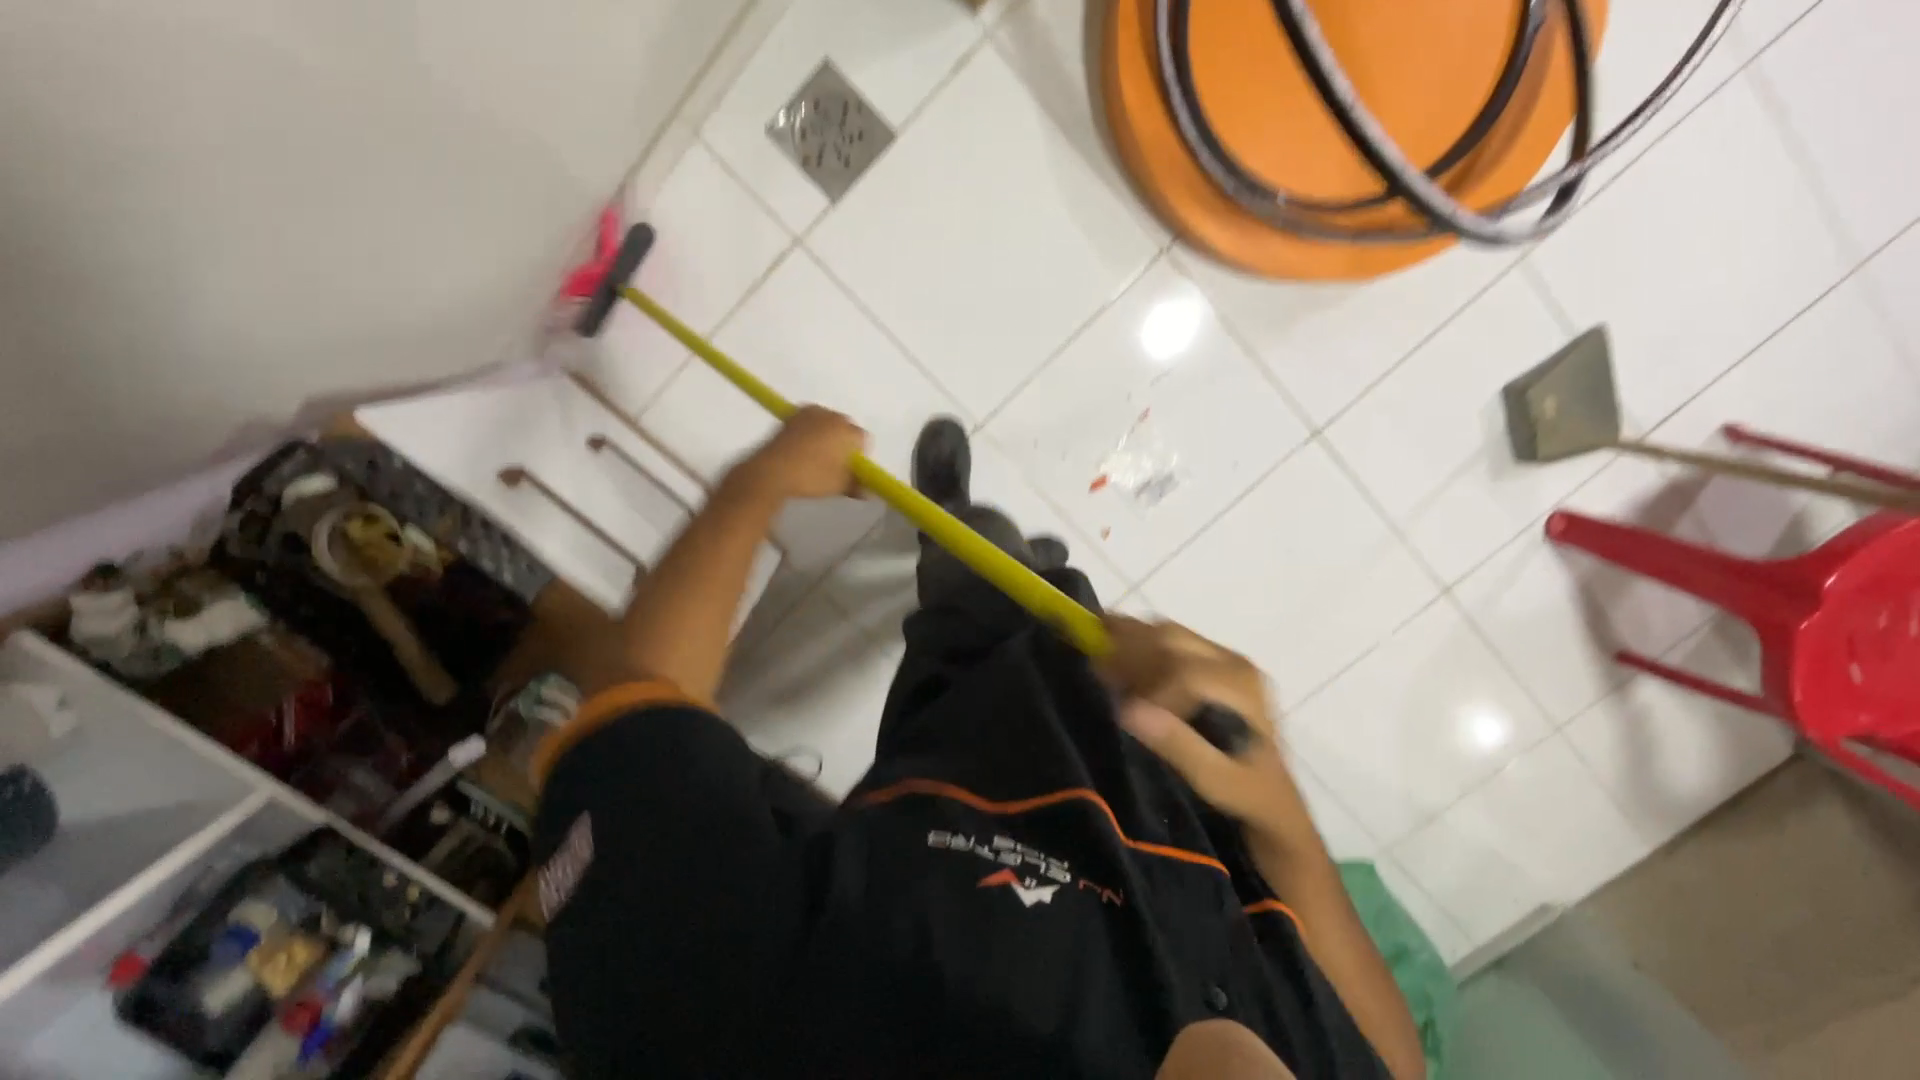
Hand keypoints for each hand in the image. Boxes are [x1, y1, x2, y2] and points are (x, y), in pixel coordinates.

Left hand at [731, 406, 868, 500]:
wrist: (771, 471)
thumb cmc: (811, 477)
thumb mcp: (839, 486)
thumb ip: (856, 486)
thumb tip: (865, 491)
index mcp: (847, 429)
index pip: (864, 440)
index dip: (859, 457)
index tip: (850, 471)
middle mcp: (831, 415)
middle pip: (845, 428)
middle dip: (843, 444)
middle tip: (835, 465)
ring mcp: (809, 412)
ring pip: (826, 424)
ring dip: (826, 437)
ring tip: (816, 458)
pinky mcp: (791, 416)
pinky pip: (809, 423)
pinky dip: (809, 434)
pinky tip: (802, 451)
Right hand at [1098, 617, 1311, 836]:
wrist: (1273, 799)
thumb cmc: (1245, 794)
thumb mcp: (1214, 781)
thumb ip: (1177, 745)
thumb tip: (1129, 711)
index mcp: (1241, 688)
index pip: (1183, 671)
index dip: (1145, 686)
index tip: (1117, 708)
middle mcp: (1235, 663)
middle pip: (1173, 639)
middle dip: (1127, 648)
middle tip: (1088, 659)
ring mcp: (1226, 658)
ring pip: (1169, 633)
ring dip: (1130, 639)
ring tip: (1094, 647)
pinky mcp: (1214, 661)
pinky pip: (1172, 640)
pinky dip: (1140, 642)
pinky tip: (1115, 652)